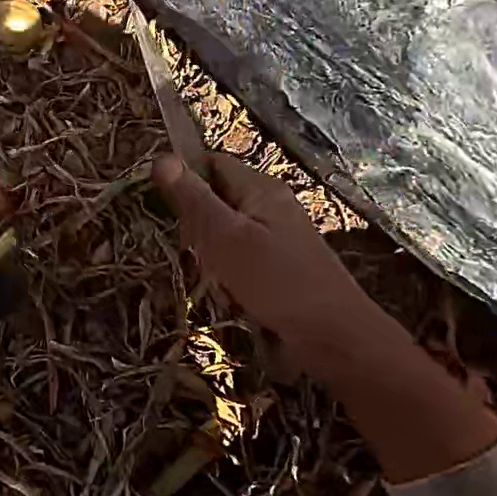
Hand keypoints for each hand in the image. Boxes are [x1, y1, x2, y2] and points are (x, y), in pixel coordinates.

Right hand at [156, 152, 496, 480]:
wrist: (335, 337)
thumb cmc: (278, 282)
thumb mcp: (226, 238)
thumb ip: (194, 199)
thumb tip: (161, 158)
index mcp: (260, 187)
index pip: (212, 162)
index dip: (184, 176)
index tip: (162, 205)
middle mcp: (271, 203)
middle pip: (218, 195)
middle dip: (196, 218)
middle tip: (186, 246)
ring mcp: (278, 234)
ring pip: (227, 226)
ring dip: (209, 246)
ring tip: (205, 270)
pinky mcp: (280, 262)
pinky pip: (241, 252)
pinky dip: (226, 266)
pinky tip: (224, 287)